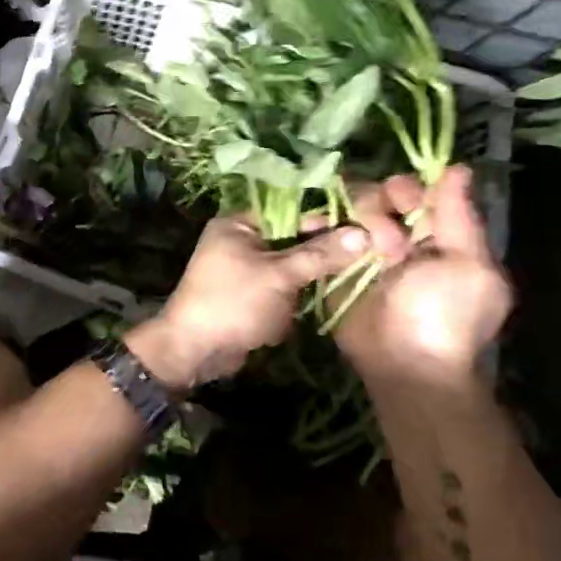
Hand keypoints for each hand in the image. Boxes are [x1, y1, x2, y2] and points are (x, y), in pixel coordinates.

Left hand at [126, 214, 369, 388]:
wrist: (195, 349)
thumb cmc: (233, 302)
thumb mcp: (279, 276)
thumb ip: (319, 255)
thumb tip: (363, 234)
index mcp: (238, 223)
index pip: (289, 211)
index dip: (325, 220)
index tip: (365, 230)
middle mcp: (239, 239)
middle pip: (292, 239)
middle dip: (318, 254)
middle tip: (362, 259)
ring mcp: (243, 268)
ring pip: (289, 267)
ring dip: (305, 283)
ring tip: (335, 286)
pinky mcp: (248, 294)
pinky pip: (279, 289)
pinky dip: (290, 301)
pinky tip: (298, 312)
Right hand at [333, 165, 512, 389]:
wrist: (405, 364)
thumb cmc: (446, 315)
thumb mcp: (468, 264)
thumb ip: (459, 215)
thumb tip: (459, 168)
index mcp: (436, 233)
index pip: (415, 190)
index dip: (406, 189)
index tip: (402, 202)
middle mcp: (398, 236)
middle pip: (376, 194)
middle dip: (377, 209)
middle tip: (388, 245)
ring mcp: (362, 250)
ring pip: (347, 209)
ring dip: (351, 220)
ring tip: (360, 250)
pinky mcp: (333, 264)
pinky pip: (320, 232)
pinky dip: (315, 223)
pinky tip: (311, 224)